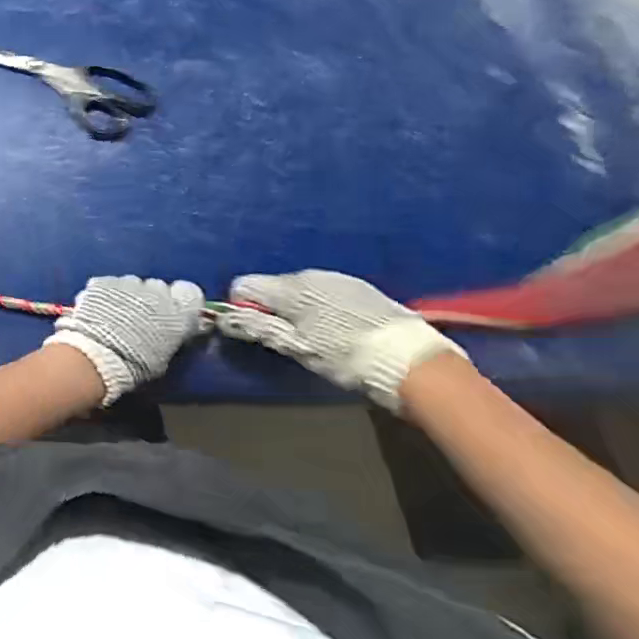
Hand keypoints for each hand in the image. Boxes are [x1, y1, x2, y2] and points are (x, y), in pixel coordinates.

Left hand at [45, 276, 204, 404]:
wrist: (98, 353)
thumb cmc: (136, 363)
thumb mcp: (165, 354)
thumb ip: (172, 335)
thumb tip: (172, 332)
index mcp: (180, 311)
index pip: (190, 293)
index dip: (178, 303)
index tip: (170, 313)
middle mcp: (157, 291)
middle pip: (157, 287)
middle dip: (150, 299)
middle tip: (138, 317)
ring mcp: (128, 283)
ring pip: (131, 284)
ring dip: (125, 296)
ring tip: (113, 314)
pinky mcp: (102, 282)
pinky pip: (106, 284)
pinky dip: (102, 294)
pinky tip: (95, 309)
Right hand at [214, 270, 464, 411]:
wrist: (415, 363)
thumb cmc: (344, 356)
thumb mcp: (294, 346)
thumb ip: (256, 327)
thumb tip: (223, 317)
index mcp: (290, 289)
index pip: (244, 285)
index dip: (244, 308)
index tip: (258, 329)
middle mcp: (311, 276)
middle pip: (272, 286)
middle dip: (272, 307)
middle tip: (288, 336)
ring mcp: (339, 280)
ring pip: (299, 289)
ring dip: (298, 308)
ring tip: (316, 334)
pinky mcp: (362, 288)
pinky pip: (325, 292)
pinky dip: (322, 307)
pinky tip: (338, 328)